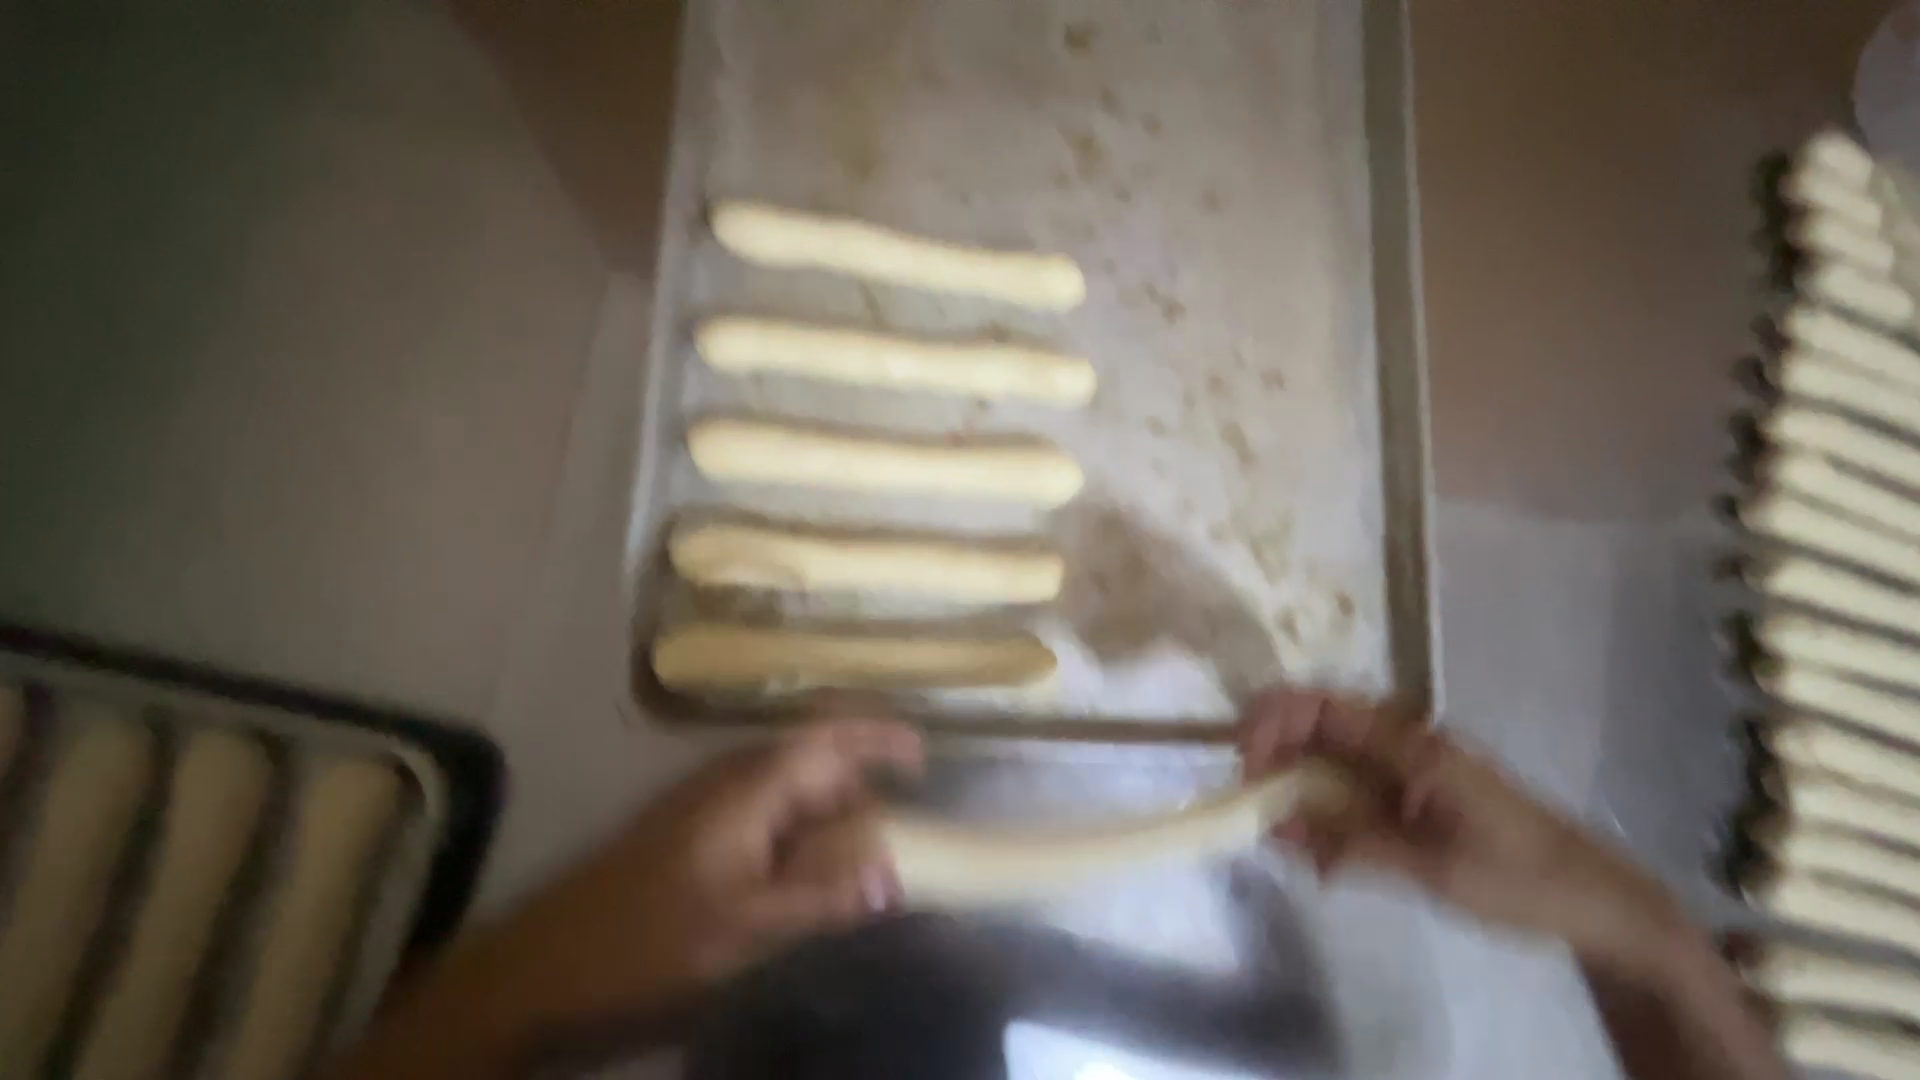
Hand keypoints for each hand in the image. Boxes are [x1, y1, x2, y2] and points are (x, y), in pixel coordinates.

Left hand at [474, 715, 923, 1023]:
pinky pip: (773, 810)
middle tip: (905, 820)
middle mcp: (736, 775)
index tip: (925, 754)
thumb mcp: (745, 924)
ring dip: (835, 808)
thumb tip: (893, 878)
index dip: (880, 736)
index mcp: (751, 784)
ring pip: (795, 785)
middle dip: (865, 779)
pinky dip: (806, 828)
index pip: (829, 736)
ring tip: (869, 848)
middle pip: (817, 757)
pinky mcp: (702, 824)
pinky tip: (813, 865)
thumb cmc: (650, 934)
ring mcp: (715, 797)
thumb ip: (821, 897)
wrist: (549, 958)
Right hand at [1240, 689, 1688, 972]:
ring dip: (1294, 787)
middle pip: (1318, 726)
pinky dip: (1321, 810)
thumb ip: (1351, 843)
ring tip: (1277, 832)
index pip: (1324, 707)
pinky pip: (1349, 789)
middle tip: (1248, 800)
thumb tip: (1275, 828)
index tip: (1241, 759)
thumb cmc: (1522, 878)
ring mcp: (1406, 769)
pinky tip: (1313, 847)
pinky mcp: (1410, 795)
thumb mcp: (1434, 868)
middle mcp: (1403, 744)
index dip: (1272, 720)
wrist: (1603, 904)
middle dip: (1273, 754)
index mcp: (1412, 745)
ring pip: (1329, 758)